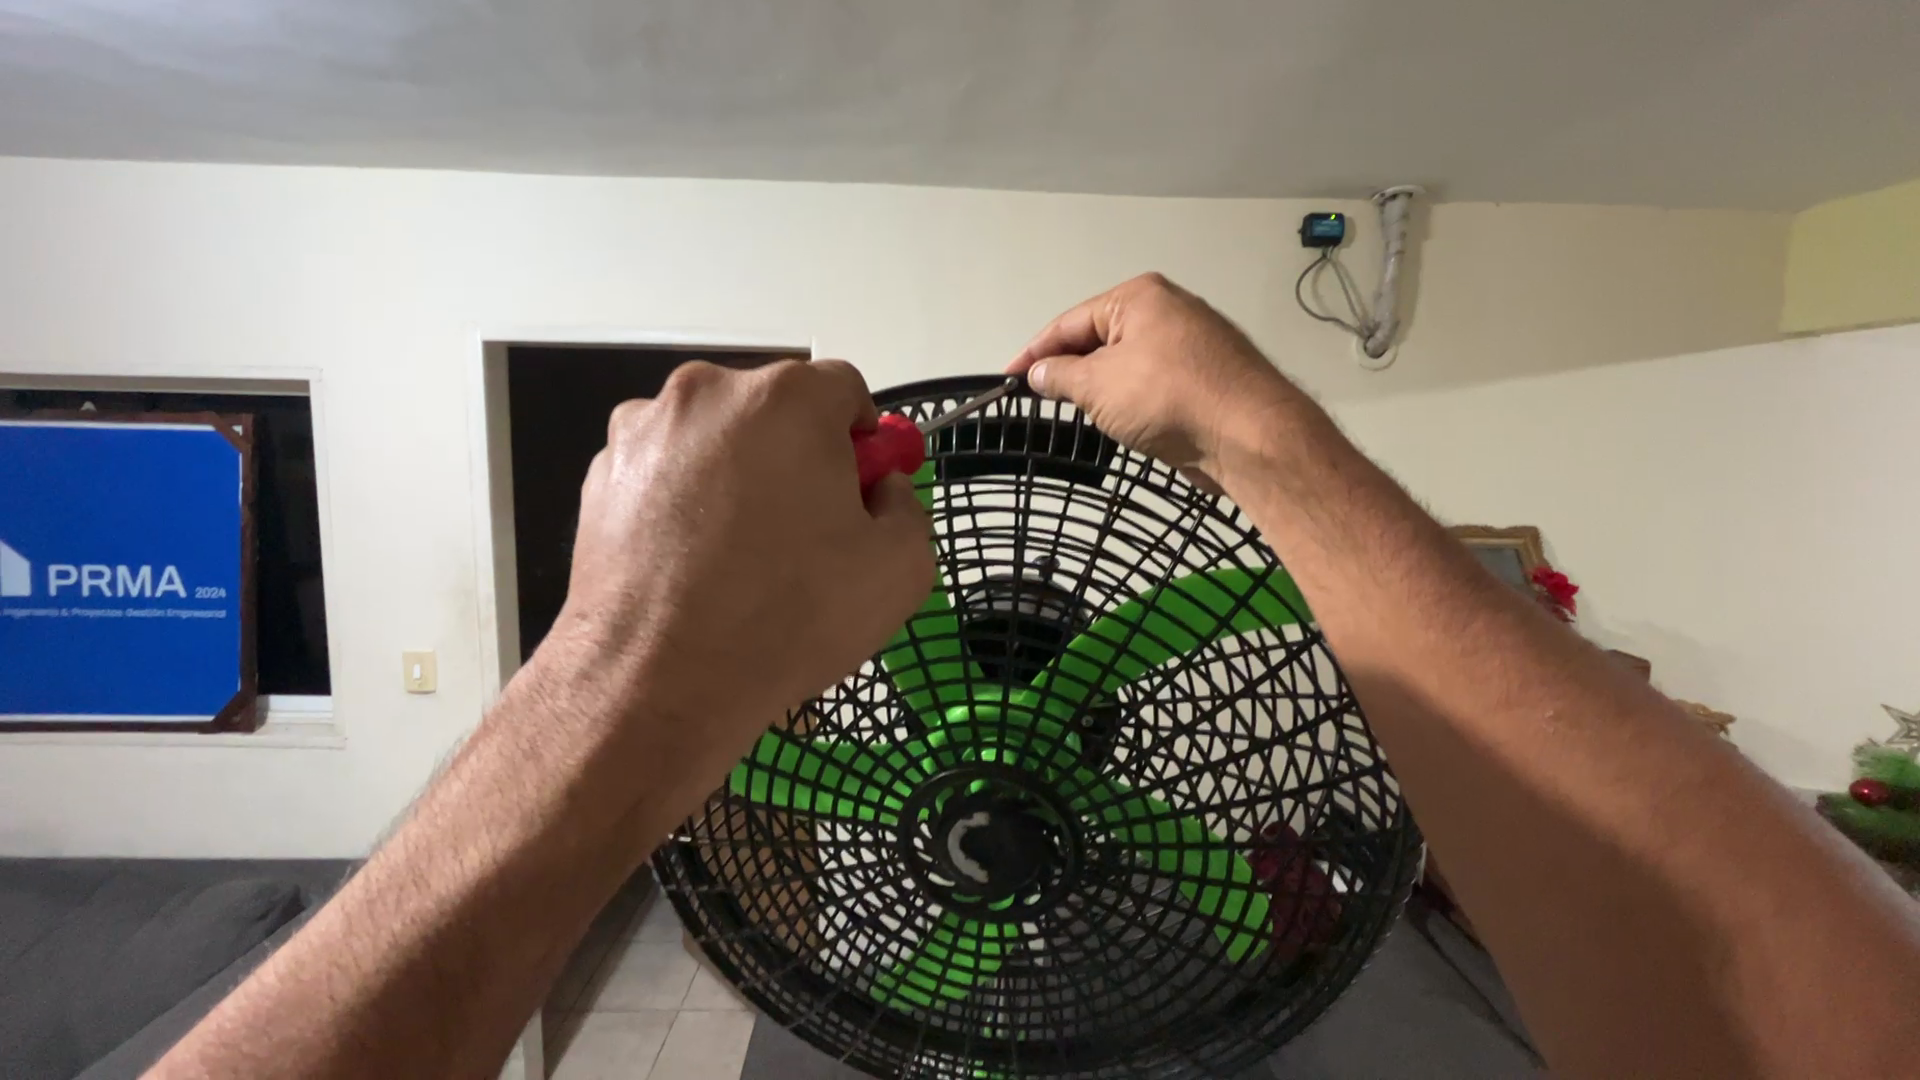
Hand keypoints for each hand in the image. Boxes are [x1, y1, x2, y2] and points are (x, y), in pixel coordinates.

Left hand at [543, 359, 933, 790]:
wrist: (658, 680)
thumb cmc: (791, 615)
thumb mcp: (901, 567)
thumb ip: (908, 506)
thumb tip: (880, 490)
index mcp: (786, 398)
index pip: (846, 390)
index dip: (863, 442)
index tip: (858, 494)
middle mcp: (708, 392)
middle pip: (776, 410)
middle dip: (799, 456)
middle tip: (803, 532)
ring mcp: (643, 429)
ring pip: (717, 439)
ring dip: (738, 474)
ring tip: (738, 555)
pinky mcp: (598, 474)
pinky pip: (666, 471)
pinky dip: (685, 499)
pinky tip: (690, 563)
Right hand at [1006, 273, 1297, 483]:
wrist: (1247, 434)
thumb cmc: (1168, 397)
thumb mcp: (1098, 386)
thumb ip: (1059, 377)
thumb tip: (1037, 373)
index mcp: (1139, 298)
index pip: (1070, 322)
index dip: (1034, 352)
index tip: (1009, 377)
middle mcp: (1167, 311)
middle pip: (1099, 339)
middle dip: (1069, 369)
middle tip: (1040, 399)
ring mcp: (1190, 345)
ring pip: (1125, 364)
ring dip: (1099, 389)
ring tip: (1078, 413)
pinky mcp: (1203, 378)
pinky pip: (1150, 383)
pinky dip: (1128, 399)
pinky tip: (1120, 421)